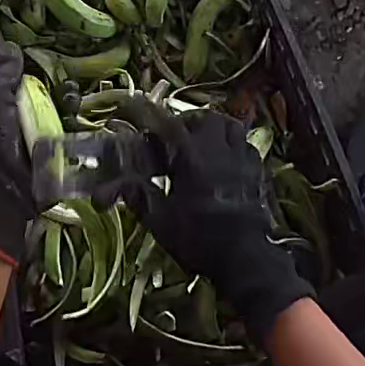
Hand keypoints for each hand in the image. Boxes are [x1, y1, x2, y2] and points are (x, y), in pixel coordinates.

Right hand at [131, 109, 313, 340]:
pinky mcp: (258, 171)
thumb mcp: (160, 220)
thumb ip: (137, 196)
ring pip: (230, 126)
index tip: (132, 106)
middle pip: (203, 118)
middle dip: (186, 121)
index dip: (146, 113)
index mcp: (190, 155)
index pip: (164, 123)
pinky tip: (225, 160)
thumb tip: (107, 189)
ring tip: (201, 142)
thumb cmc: (200, 239)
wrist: (246, 259)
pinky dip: (233, 145)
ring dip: (213, 128)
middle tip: (173, 137)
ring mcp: (242, 157)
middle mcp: (217, 148)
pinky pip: (246, 145)